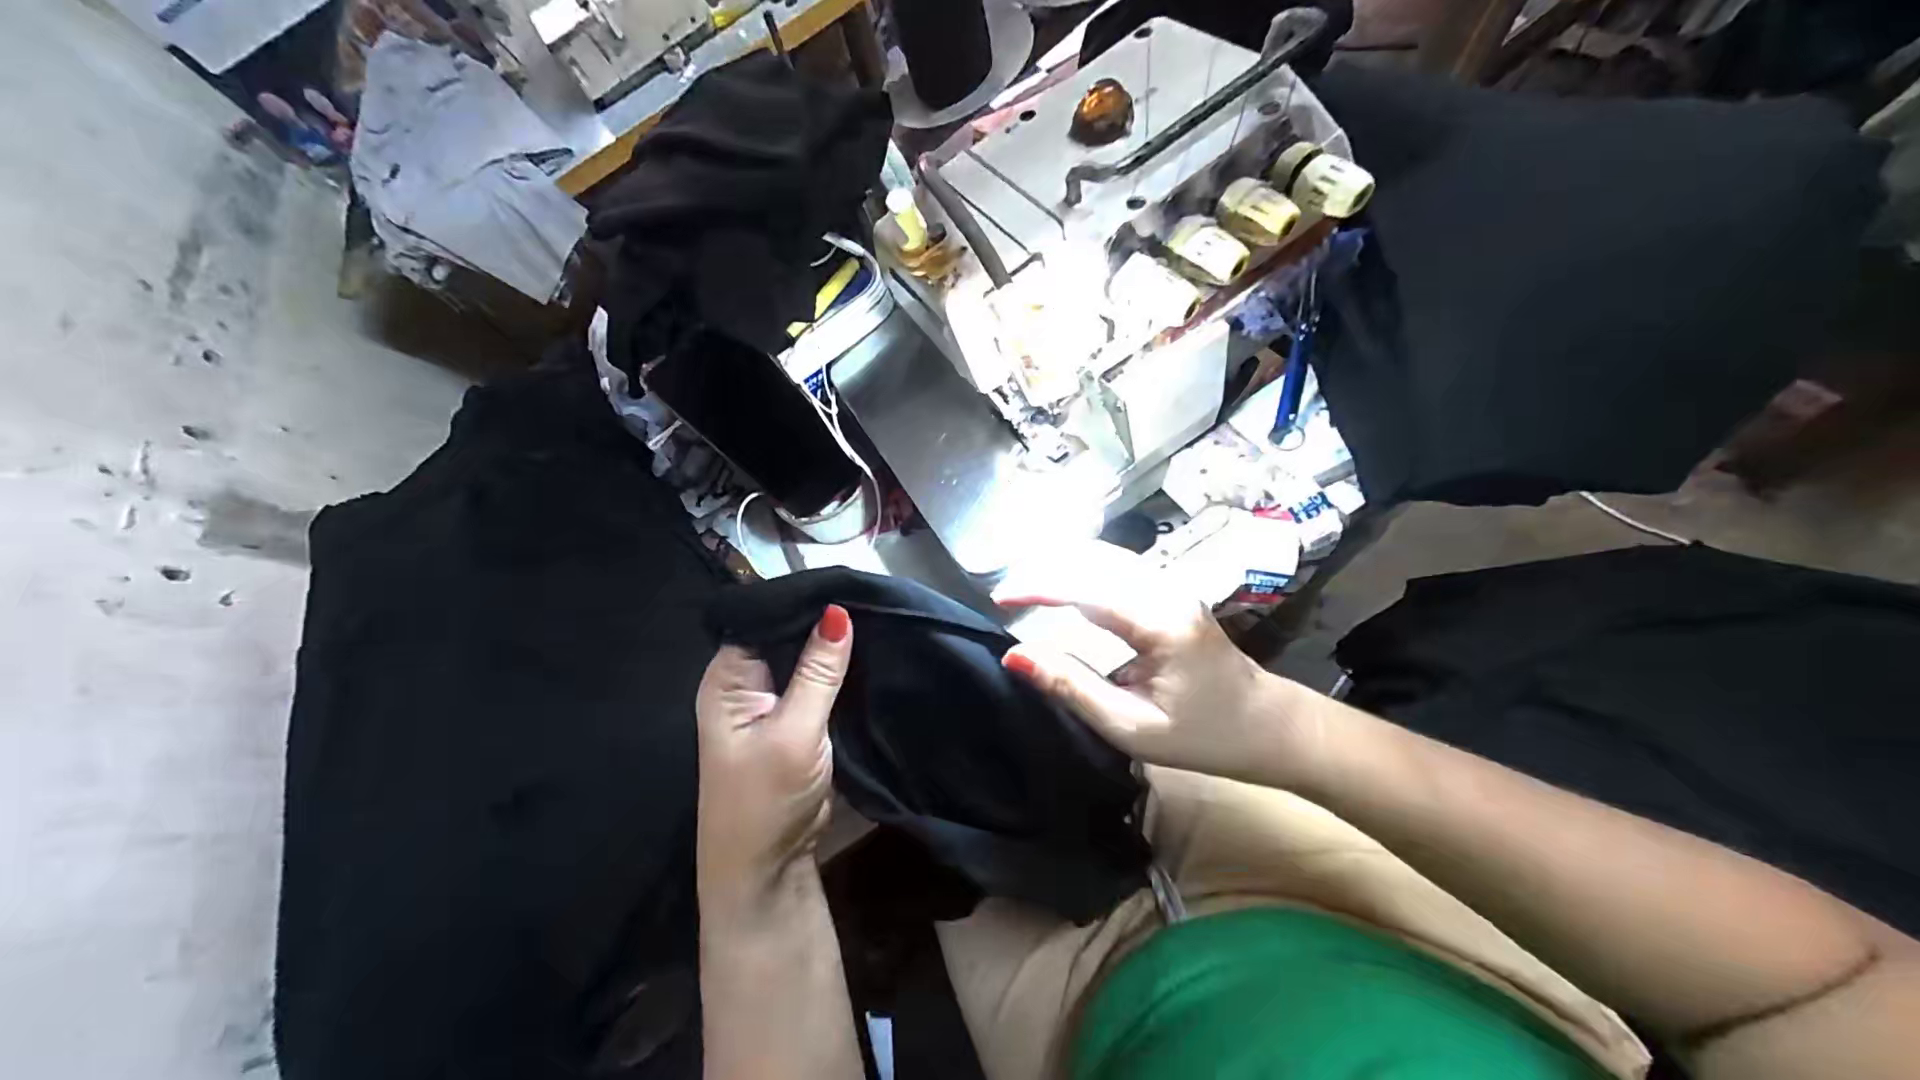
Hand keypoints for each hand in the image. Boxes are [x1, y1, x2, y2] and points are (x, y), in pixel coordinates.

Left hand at [695, 604, 851, 914]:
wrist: (769, 867)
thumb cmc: (766, 799)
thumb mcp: (795, 731)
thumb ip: (818, 671)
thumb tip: (838, 610)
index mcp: (727, 678)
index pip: (763, 619)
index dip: (800, 601)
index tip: (846, 581)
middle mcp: (745, 683)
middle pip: (786, 636)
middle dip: (822, 621)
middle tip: (869, 596)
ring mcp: (771, 702)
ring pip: (805, 660)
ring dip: (834, 648)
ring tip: (875, 616)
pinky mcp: (796, 720)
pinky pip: (818, 683)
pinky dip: (839, 672)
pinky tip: (868, 652)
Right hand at [994, 544, 1301, 784]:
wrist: (1268, 725)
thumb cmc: (1204, 736)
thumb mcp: (1132, 726)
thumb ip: (1072, 687)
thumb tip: (1015, 656)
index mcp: (1161, 623)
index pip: (1087, 588)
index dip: (1039, 588)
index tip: (1000, 599)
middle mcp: (1167, 592)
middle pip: (1094, 560)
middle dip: (1043, 570)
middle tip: (1005, 595)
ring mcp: (1173, 586)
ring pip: (1105, 556)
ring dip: (1061, 566)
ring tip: (1023, 588)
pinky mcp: (1171, 591)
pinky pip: (1117, 567)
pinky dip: (1081, 570)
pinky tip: (1060, 583)